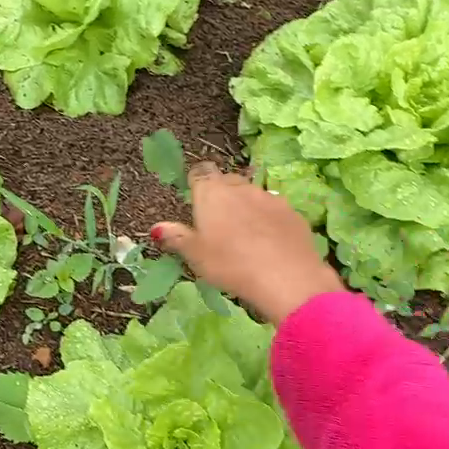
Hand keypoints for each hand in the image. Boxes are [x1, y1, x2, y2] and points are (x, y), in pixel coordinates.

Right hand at [151, 163, 344, 324]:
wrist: (286, 276)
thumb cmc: (230, 264)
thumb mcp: (195, 256)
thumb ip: (176, 237)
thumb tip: (157, 227)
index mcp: (211, 193)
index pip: (199, 173)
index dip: (196, 183)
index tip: (195, 200)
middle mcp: (240, 187)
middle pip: (227, 181)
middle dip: (221, 194)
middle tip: (216, 222)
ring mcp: (269, 197)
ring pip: (252, 194)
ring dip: (245, 207)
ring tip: (243, 235)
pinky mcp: (292, 212)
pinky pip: (273, 209)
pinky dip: (267, 219)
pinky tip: (267, 242)